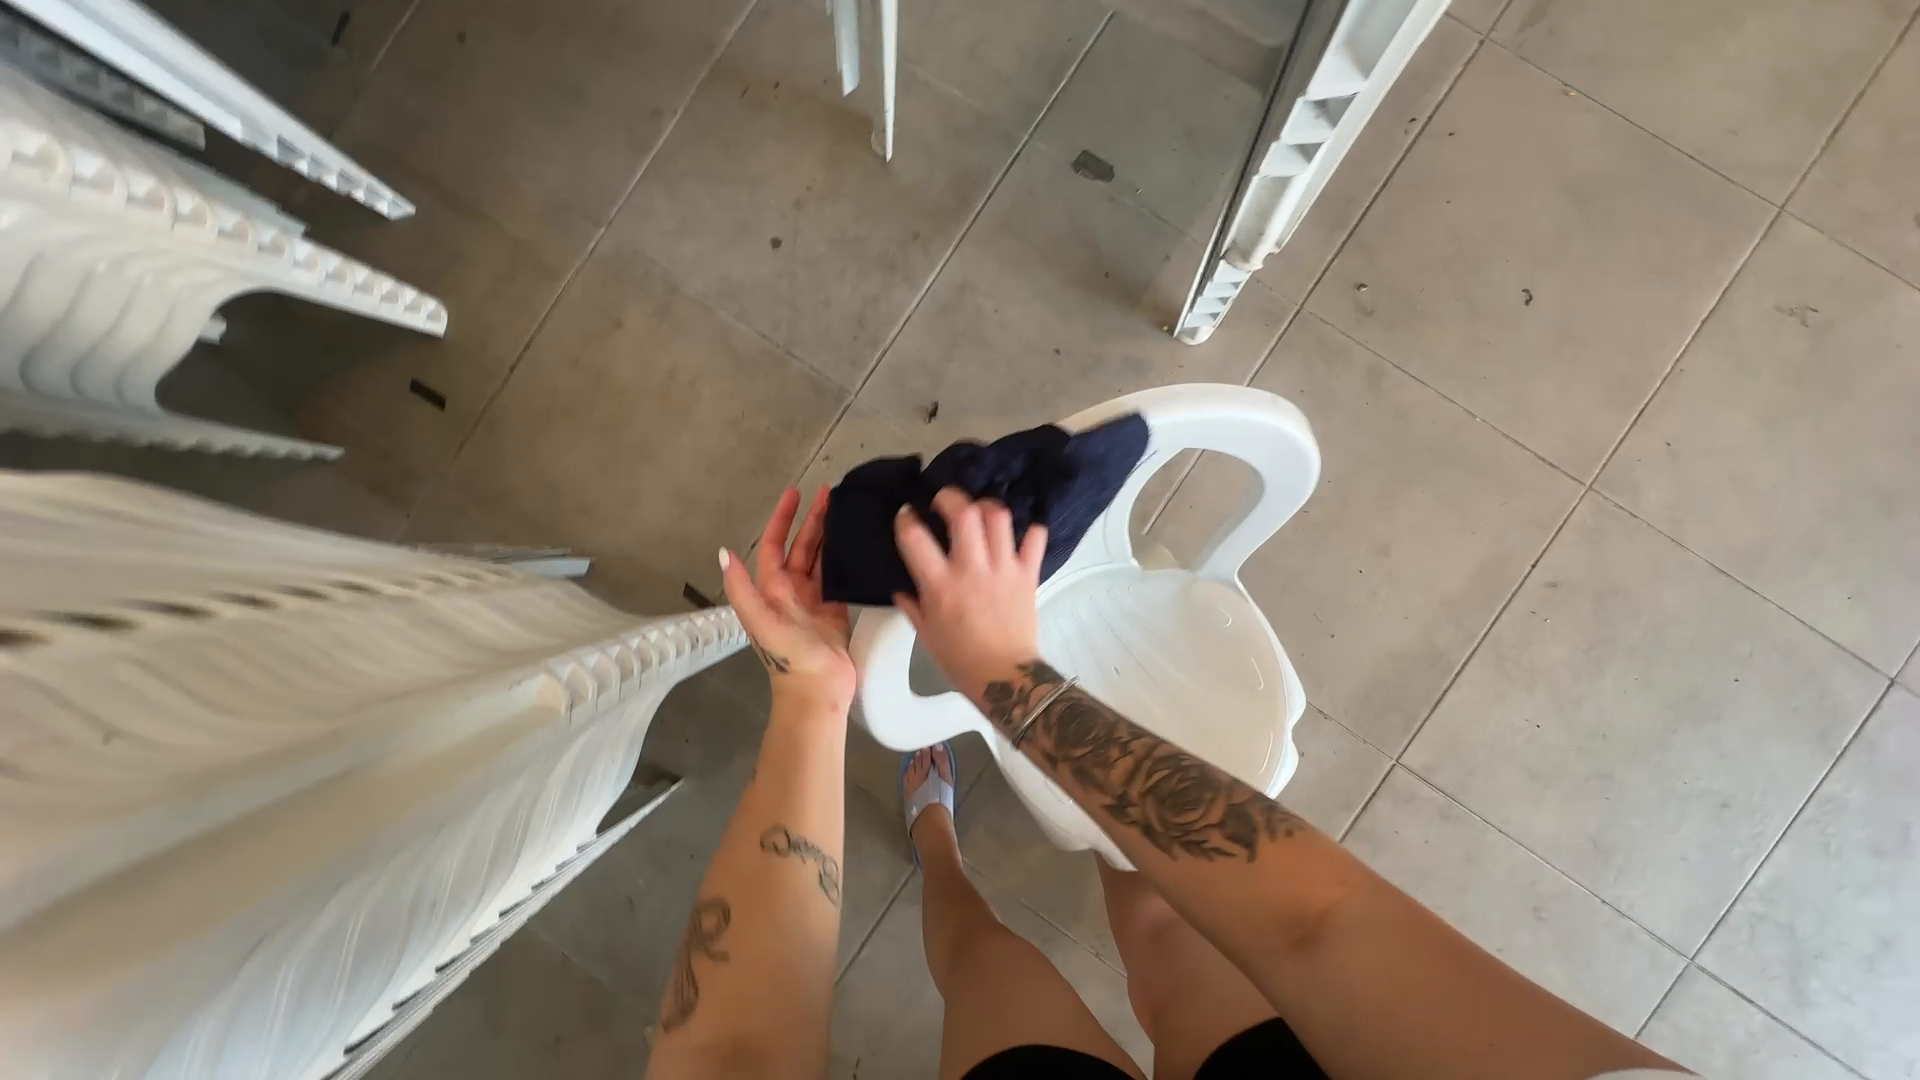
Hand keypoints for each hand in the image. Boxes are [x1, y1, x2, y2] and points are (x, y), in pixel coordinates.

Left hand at [721, 486, 854, 712]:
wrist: (817, 689)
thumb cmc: (787, 655)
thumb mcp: (759, 620)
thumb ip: (741, 588)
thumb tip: (724, 551)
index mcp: (771, 589)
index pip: (776, 545)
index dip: (783, 518)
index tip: (796, 493)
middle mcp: (791, 590)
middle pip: (802, 547)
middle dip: (813, 520)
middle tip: (830, 493)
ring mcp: (814, 600)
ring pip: (821, 558)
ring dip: (830, 535)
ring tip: (846, 511)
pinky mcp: (835, 609)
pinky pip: (839, 576)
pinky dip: (846, 558)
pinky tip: (857, 544)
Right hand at [893, 487, 1047, 695]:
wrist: (1004, 677)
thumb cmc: (959, 658)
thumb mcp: (925, 632)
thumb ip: (912, 604)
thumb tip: (903, 586)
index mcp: (940, 585)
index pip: (915, 537)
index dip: (906, 519)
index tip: (906, 515)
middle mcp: (972, 570)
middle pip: (964, 513)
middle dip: (950, 497)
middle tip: (944, 502)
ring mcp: (1003, 569)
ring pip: (999, 518)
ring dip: (986, 507)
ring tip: (980, 513)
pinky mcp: (1028, 575)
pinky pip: (1035, 539)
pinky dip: (1030, 531)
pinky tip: (1018, 535)